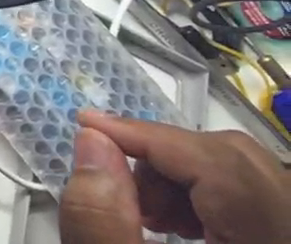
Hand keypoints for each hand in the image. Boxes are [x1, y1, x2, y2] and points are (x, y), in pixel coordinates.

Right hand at [59, 109, 290, 243]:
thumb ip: (102, 216)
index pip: (220, 163)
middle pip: (238, 156)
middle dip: (163, 155)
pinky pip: (254, 188)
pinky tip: (177, 219)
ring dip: (179, 172)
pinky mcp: (278, 228)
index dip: (147, 135)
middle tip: (115, 177)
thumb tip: (90, 140)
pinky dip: (205, 190)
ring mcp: (290, 228)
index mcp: (268, 242)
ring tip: (144, 208)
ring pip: (245, 168)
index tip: (87, 125)